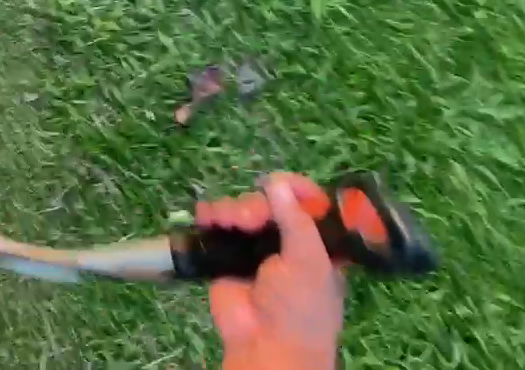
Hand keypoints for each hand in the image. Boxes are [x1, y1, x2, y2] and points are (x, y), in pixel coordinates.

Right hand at [199, 173, 345, 369]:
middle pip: (269, 203)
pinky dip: (208, 215)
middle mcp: (286, 242)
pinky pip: (214, 221)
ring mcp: (254, 247)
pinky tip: (206, 219)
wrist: (264, 342)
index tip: (281, 183)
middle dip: (255, 205)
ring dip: (229, 209)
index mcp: (318, 246)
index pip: (313, 207)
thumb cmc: (300, 309)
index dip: (300, 191)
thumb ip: (297, 223)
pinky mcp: (225, 251)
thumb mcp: (309, 265)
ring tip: (223, 223)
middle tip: (248, 219)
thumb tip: (278, 182)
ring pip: (240, 208)